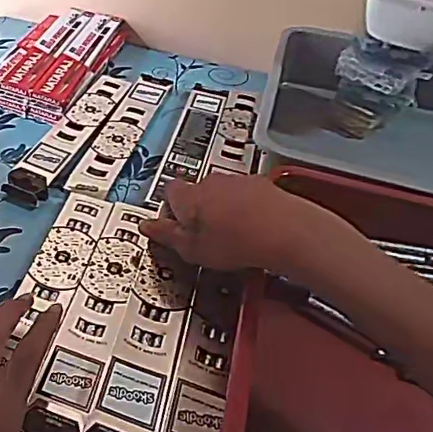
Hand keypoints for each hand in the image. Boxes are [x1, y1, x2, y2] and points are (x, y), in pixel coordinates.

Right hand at [142, 174, 360, 276]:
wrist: (286, 232)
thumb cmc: (237, 242)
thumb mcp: (193, 250)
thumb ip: (167, 236)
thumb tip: (147, 227)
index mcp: (188, 196)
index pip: (168, 193)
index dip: (170, 211)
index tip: (176, 229)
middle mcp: (211, 182)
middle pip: (195, 192)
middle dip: (198, 211)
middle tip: (204, 238)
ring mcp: (238, 181)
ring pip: (221, 193)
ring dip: (223, 210)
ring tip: (232, 238)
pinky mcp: (262, 185)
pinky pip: (246, 197)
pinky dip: (246, 210)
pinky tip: (253, 231)